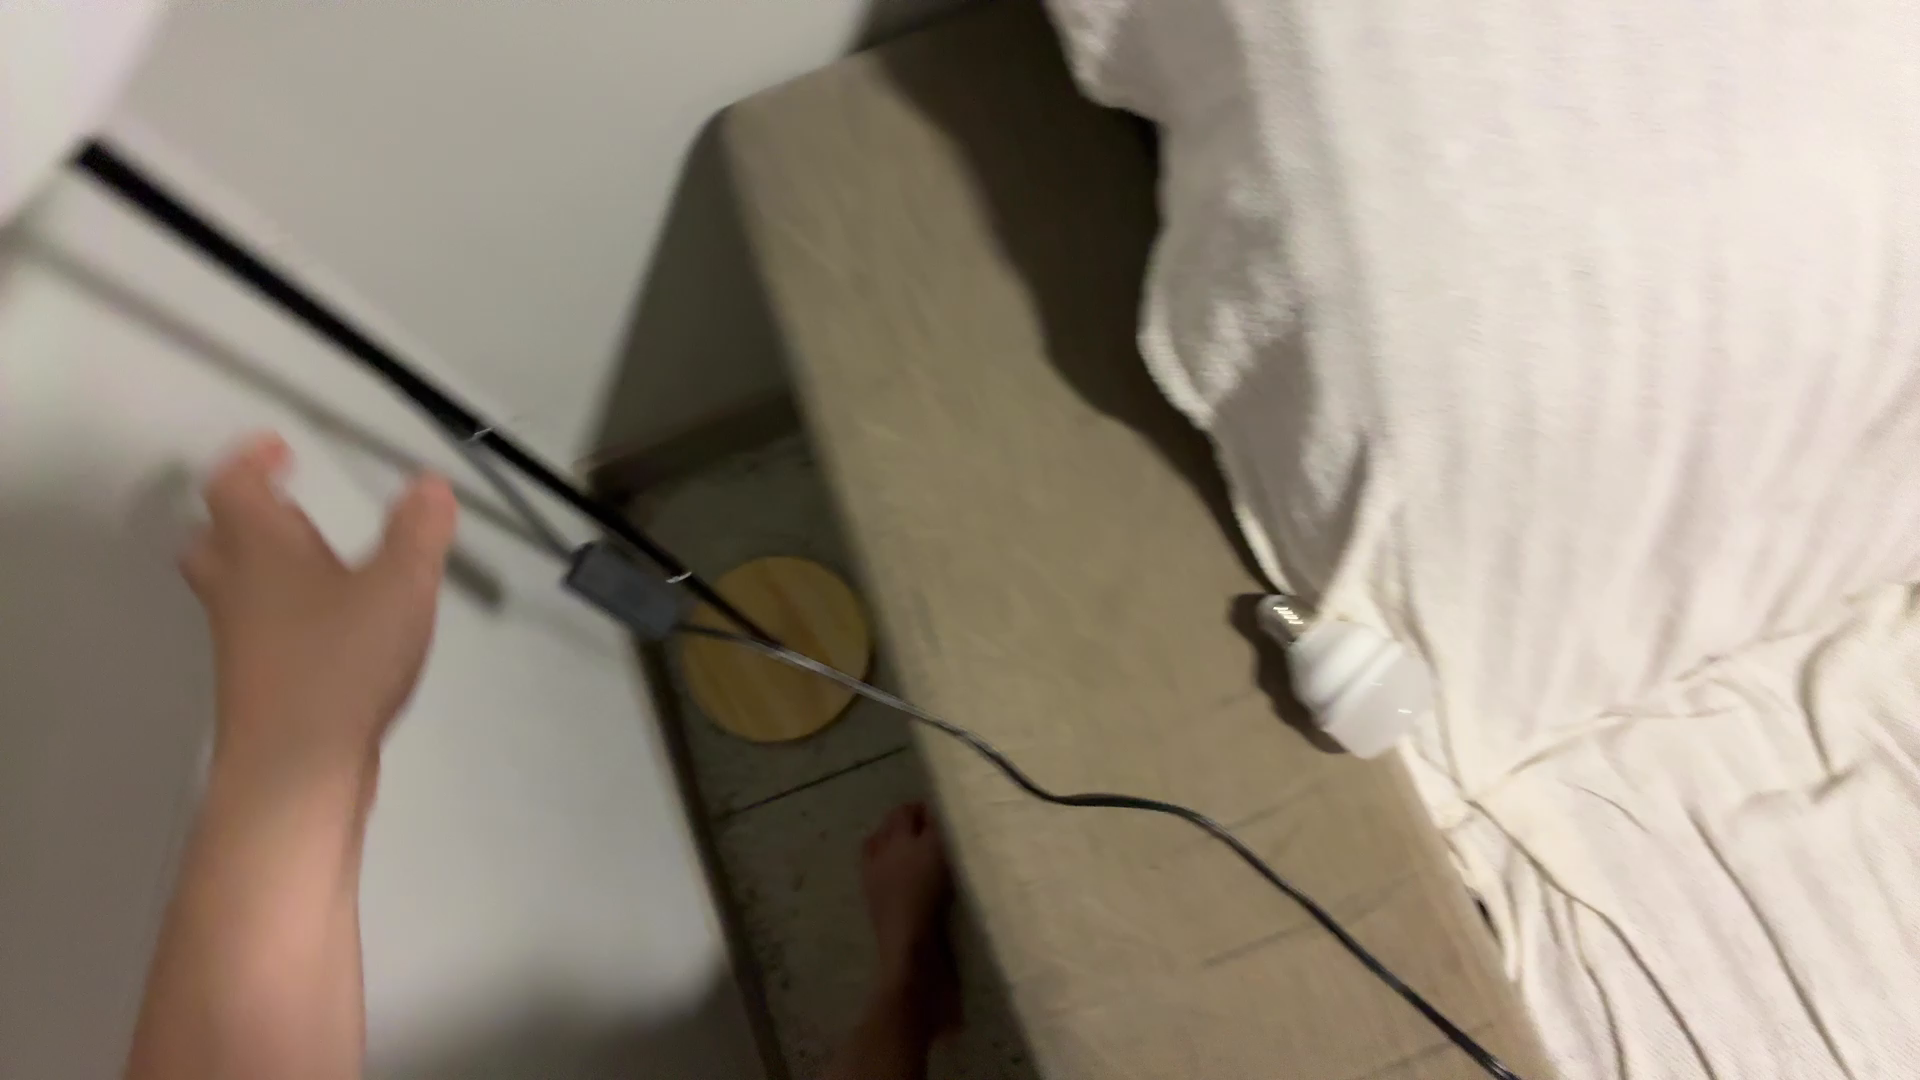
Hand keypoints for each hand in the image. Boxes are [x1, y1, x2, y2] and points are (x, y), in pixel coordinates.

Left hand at [182, 434, 457, 776]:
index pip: (238, 488)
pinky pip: (260, 616)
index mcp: (265, 553)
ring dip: (265, 555)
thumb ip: (419, 532)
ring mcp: (245, 634)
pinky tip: (335, 615)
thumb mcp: (402, 585)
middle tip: (287, 500)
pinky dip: (286, 598)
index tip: (280, 446)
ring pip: (236, 580)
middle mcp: (241, 587)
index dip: (254, 460)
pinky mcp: (262, 671)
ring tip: (316, 553)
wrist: (298, 758)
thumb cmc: (344, 658)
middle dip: (248, 511)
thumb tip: (429, 482)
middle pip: (219, 536)